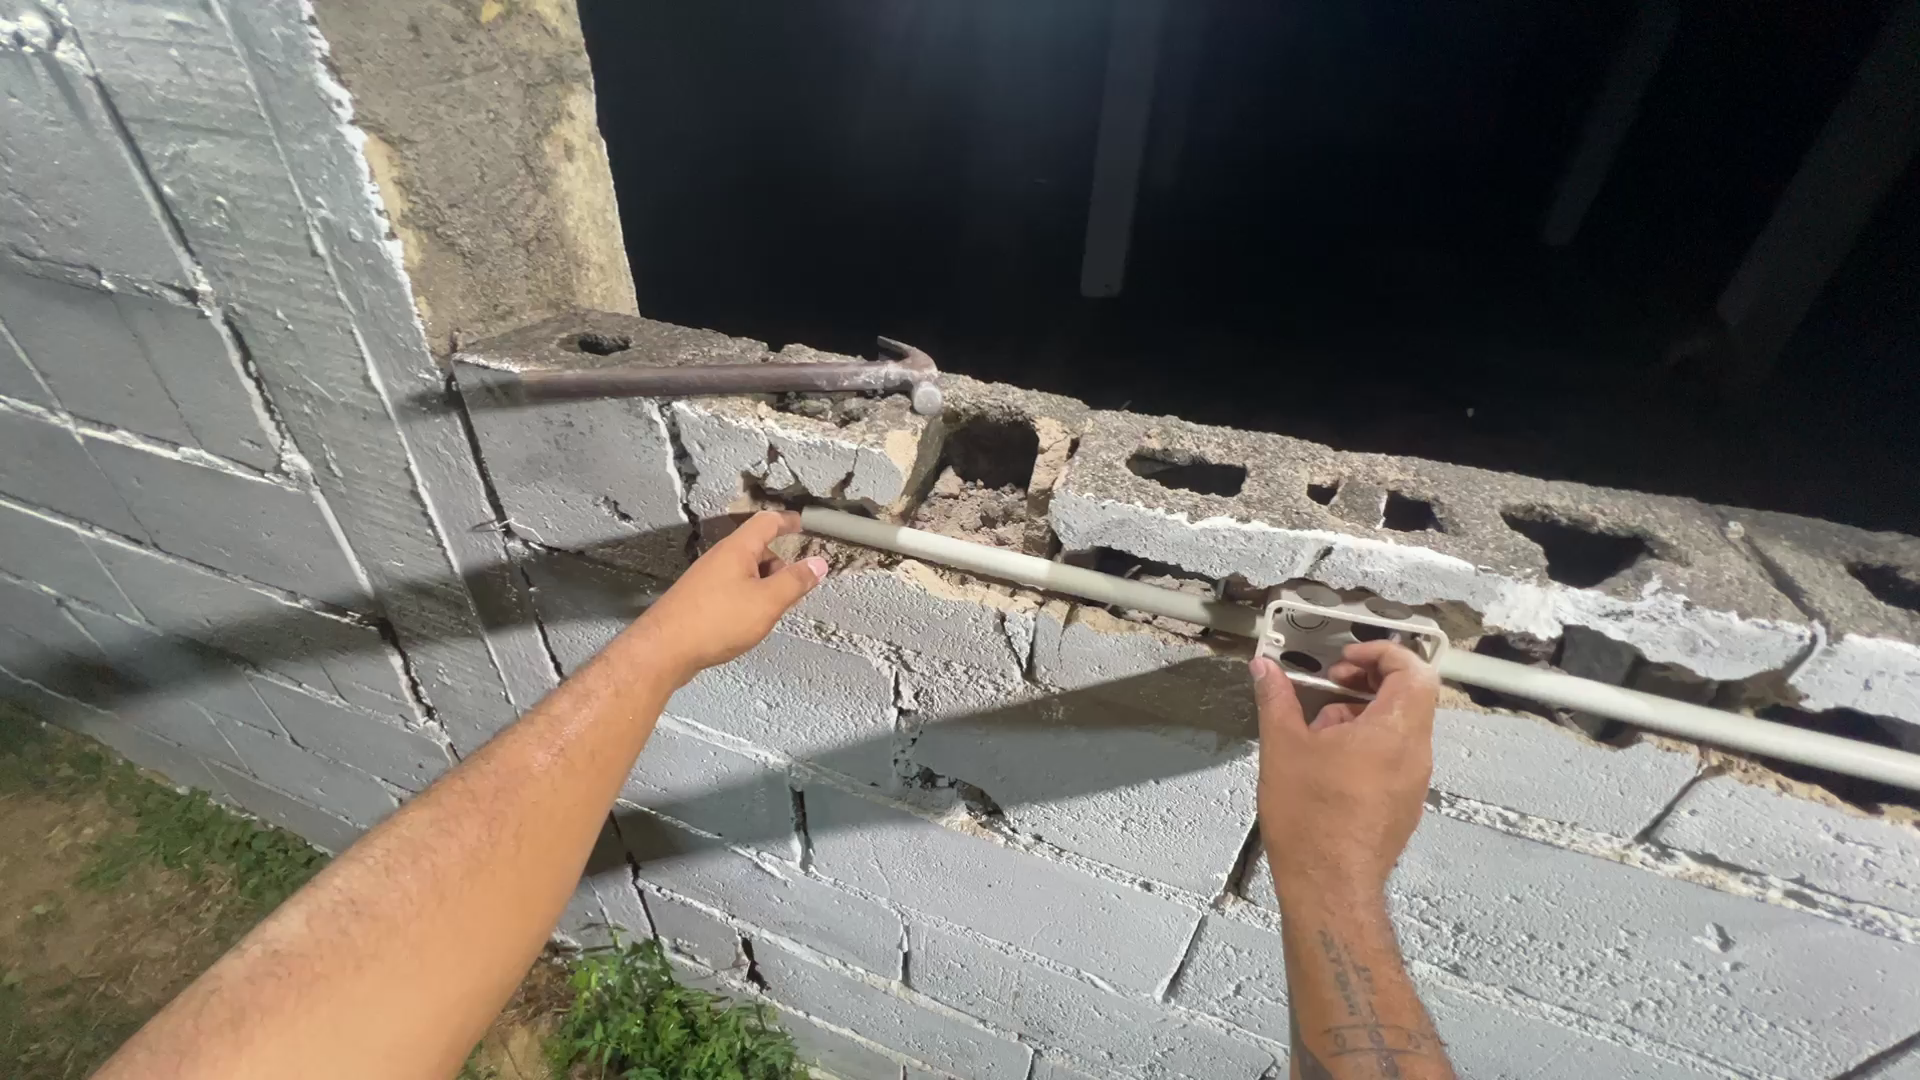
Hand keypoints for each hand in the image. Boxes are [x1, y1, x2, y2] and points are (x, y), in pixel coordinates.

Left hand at [627, 511, 827, 686]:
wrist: (664, 650)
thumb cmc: (715, 622)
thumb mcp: (767, 602)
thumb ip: (795, 581)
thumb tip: (818, 564)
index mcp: (737, 550)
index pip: (766, 522)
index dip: (787, 521)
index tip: (801, 523)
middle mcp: (719, 558)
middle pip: (757, 549)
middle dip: (779, 565)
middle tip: (792, 588)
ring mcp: (706, 578)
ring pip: (745, 572)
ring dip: (763, 585)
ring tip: (769, 611)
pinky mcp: (698, 598)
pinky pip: (731, 588)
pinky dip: (747, 597)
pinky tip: (746, 622)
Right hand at [1251, 641, 1437, 905]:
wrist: (1329, 883)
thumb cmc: (1307, 809)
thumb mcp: (1282, 745)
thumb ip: (1276, 698)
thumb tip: (1264, 665)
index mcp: (1394, 731)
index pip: (1414, 671)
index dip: (1382, 652)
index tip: (1343, 658)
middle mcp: (1416, 752)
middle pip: (1411, 695)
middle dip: (1369, 677)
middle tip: (1331, 681)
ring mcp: (1415, 780)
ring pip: (1401, 725)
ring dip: (1364, 710)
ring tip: (1319, 725)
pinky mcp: (1405, 802)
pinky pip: (1396, 753)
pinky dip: (1369, 739)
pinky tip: (1328, 759)